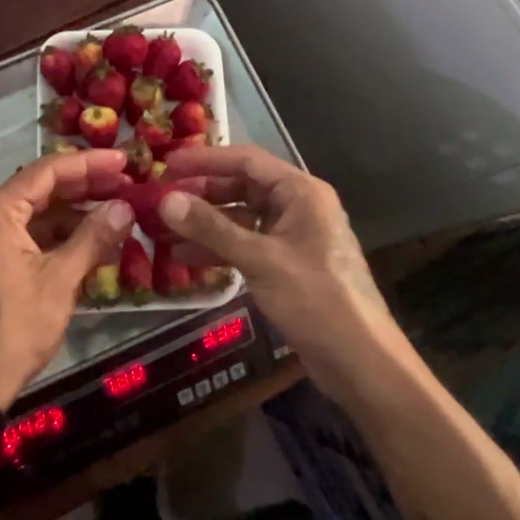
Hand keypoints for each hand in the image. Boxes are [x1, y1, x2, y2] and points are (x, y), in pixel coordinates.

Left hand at [0, 149, 134, 408]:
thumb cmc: (15, 326)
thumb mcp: (59, 280)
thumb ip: (92, 238)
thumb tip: (125, 207)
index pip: (46, 171)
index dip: (88, 164)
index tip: (123, 161)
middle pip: (43, 188)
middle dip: (86, 185)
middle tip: (127, 182)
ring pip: (41, 212)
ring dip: (78, 211)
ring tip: (120, 210)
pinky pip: (35, 235)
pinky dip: (64, 235)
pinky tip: (97, 239)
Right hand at [159, 146, 409, 406]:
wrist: (359, 360)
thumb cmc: (315, 299)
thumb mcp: (260, 259)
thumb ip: (211, 228)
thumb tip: (165, 200)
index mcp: (301, 192)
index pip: (247, 160)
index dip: (205, 159)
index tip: (167, 164)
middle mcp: (298, 207)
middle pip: (242, 188)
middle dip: (201, 194)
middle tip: (160, 199)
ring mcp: (293, 238)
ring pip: (241, 219)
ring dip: (205, 224)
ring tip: (162, 230)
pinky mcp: (287, 266)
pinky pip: (247, 245)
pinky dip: (218, 249)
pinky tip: (185, 259)